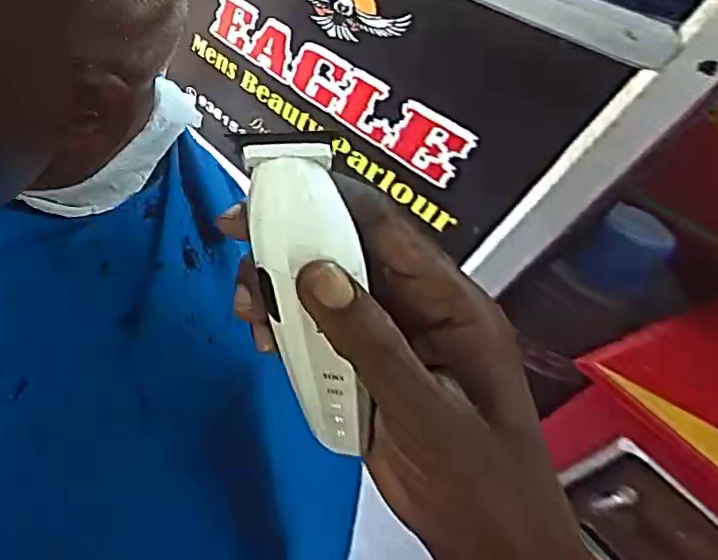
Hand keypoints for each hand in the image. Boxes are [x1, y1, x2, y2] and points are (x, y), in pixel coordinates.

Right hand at [220, 176, 583, 559]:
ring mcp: (380, 324)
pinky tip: (262, 337)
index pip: (382, 223)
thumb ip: (370, 340)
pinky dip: (275, 316)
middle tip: (231, 233)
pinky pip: (304, 312)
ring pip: (311, 274)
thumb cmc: (481, 484)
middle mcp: (410, 301)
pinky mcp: (352, 348)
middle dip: (280, 236)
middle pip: (335, 241)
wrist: (486, 549)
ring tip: (249, 310)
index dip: (323, 196)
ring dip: (270, 283)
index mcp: (448, 302)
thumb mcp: (426, 413)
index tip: (267, 192)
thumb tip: (314, 271)